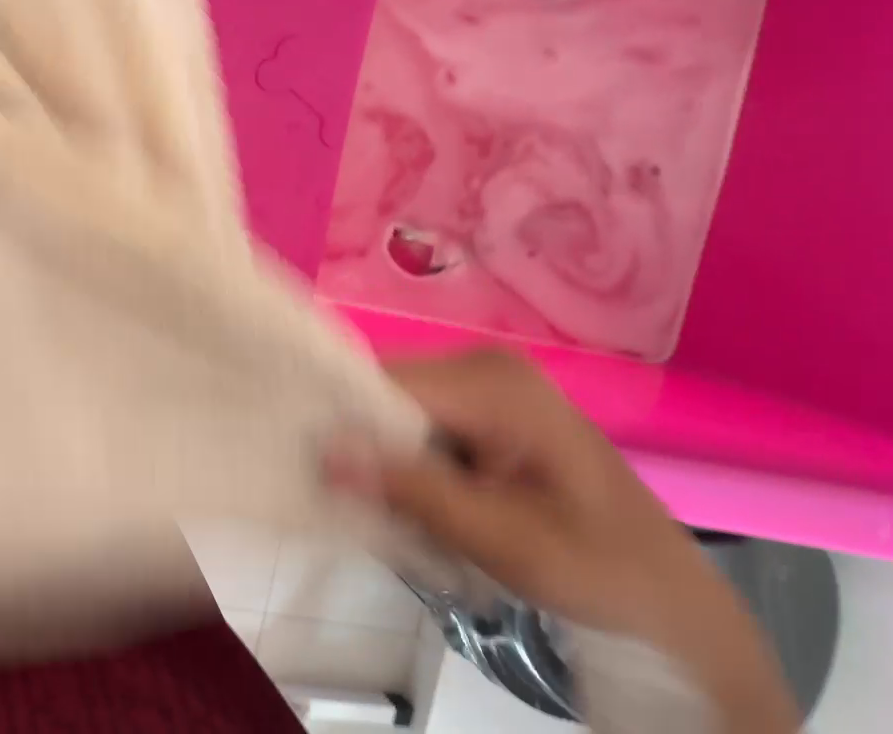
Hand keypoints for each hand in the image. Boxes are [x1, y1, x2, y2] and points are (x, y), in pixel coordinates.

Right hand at [325, 351, 795, 732]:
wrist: (667, 600)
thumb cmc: (600, 570)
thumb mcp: (504, 539)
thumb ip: (413, 489)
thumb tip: (322, 450)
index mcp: (495, 384)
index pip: (382, 383)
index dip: (337, 418)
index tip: (300, 460)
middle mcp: (482, 367)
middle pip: (379, 390)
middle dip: (355, 440)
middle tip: (339, 494)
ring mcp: (480, 385)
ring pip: (387, 407)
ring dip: (373, 454)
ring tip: (370, 501)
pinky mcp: (477, 408)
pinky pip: (409, 420)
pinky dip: (396, 459)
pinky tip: (400, 495)